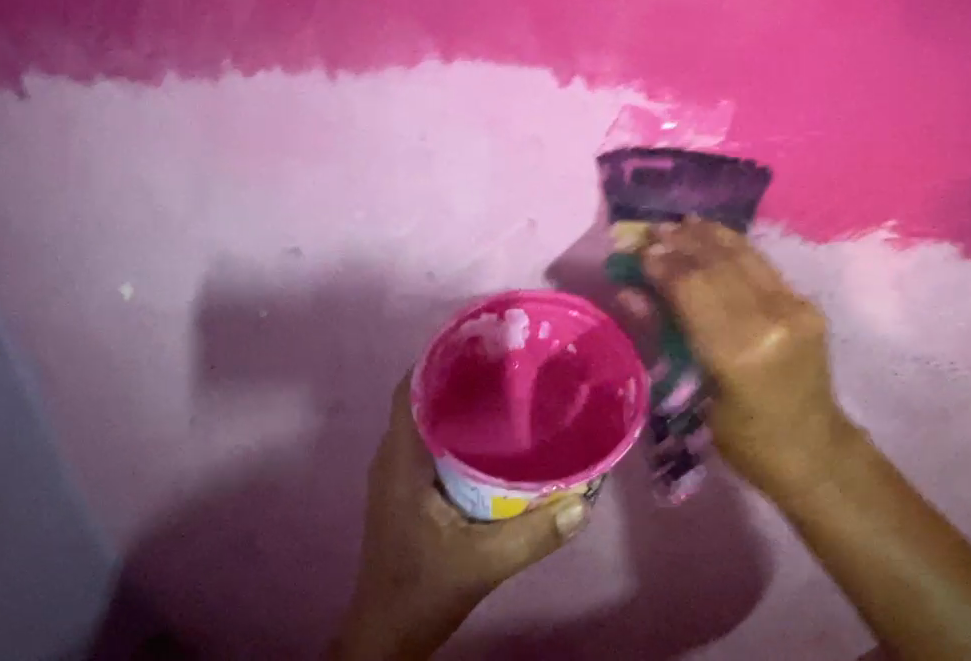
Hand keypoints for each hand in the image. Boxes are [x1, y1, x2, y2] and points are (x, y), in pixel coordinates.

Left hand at [331, 376, 589, 660]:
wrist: (386, 636)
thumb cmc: (423, 589)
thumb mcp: (483, 563)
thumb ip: (533, 534)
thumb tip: (584, 501)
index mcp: (401, 459)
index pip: (412, 386)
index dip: (442, 355)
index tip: (486, 339)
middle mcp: (394, 456)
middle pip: (423, 394)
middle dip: (463, 371)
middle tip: (512, 357)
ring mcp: (398, 473)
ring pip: (428, 415)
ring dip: (462, 397)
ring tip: (510, 384)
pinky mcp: (409, 488)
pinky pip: (433, 437)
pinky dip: (460, 423)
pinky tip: (498, 431)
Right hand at [639, 220, 857, 497]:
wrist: (814, 450)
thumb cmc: (745, 440)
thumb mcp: (697, 394)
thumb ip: (668, 335)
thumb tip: (630, 291)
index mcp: (738, 353)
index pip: (692, 290)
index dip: (662, 266)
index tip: (637, 250)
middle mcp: (770, 319)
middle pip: (716, 266)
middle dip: (680, 245)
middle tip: (650, 232)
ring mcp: (793, 306)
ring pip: (741, 256)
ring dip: (706, 236)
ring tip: (677, 224)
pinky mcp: (806, 302)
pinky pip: (762, 264)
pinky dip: (733, 246)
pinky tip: (711, 234)